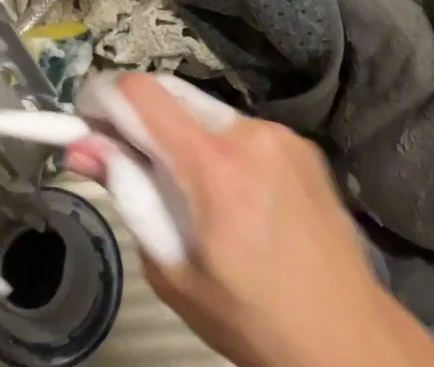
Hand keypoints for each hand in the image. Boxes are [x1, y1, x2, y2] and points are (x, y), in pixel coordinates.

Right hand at [67, 74, 433, 366]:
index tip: (84, 123)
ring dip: (174, 131)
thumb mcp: (172, 267)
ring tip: (177, 187)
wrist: (351, 341)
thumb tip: (82, 147)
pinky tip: (224, 192)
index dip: (102, 97)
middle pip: (170, 93)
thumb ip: (128, 193)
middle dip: (135, 116)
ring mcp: (281, 136)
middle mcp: (250, 134)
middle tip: (119, 157)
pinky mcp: (302, 145)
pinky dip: (213, 143)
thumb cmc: (252, 319)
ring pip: (202, 108)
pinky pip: (237, 127)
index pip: (141, 93)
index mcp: (215, 167)